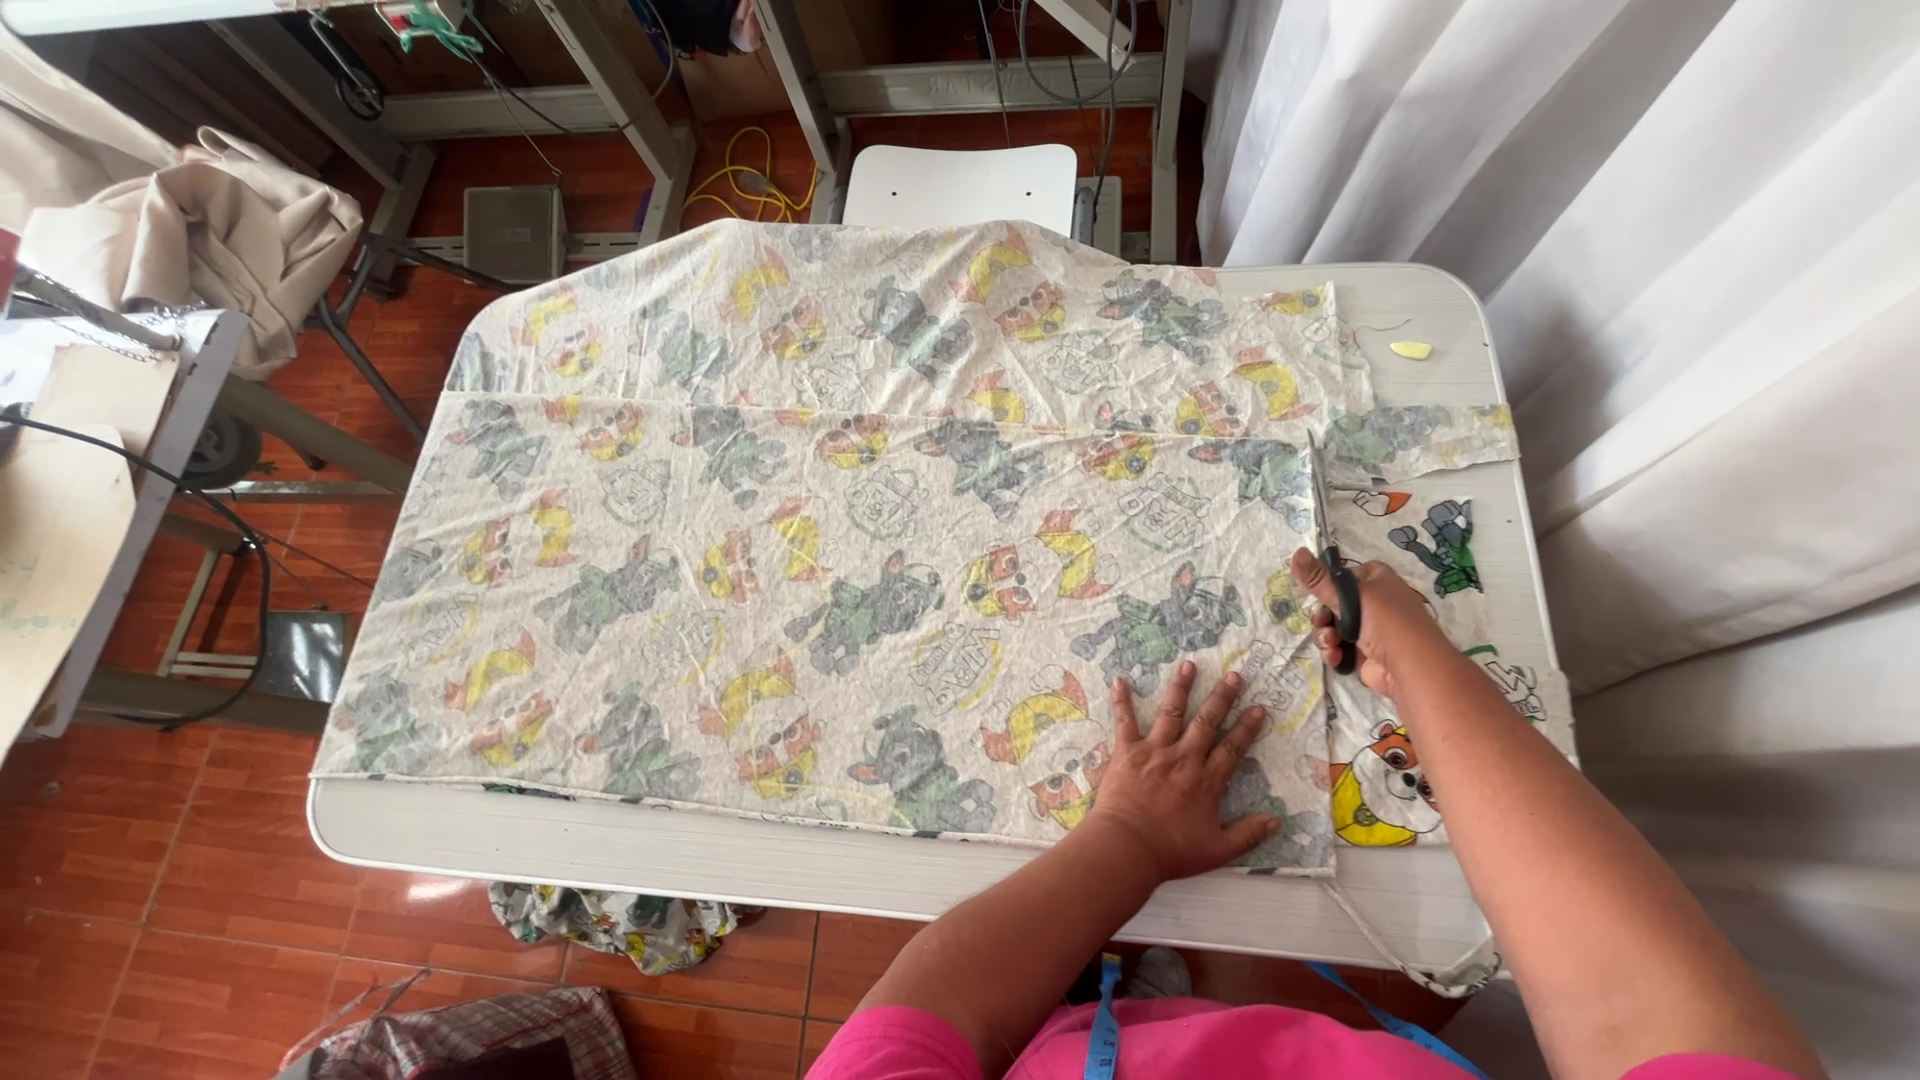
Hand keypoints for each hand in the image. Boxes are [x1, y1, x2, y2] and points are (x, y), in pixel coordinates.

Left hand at [1082, 661, 1277, 881]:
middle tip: (1234, 675)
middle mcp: (1184, 758)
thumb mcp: (1218, 850)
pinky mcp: (1126, 751)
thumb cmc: (1171, 851)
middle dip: (1222, 698)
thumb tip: (1277, 821)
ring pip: (1171, 713)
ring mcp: (1154, 751)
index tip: (1258, 708)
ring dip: (1180, 687)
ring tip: (1189, 664)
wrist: (1127, 846)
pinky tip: (1120, 680)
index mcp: (1206, 781)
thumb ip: (1248, 834)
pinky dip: (1122, 701)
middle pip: (1207, 722)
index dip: (1247, 728)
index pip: (1233, 749)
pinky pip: (1125, 722)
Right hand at [1289, 547, 1446, 697]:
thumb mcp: (1349, 596)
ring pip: (1330, 627)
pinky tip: (1335, 656)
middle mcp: (1372, 602)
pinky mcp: (1362, 653)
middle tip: (1321, 621)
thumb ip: (1318, 578)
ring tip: (1331, 642)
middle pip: (1331, 603)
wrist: (1411, 667)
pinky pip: (1337, 647)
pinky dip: (1333, 651)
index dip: (1326, 584)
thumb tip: (1296, 552)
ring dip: (1325, 635)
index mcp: (1375, 580)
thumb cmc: (1385, 622)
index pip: (1343, 575)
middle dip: (1321, 615)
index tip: (1313, 592)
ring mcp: (1367, 629)